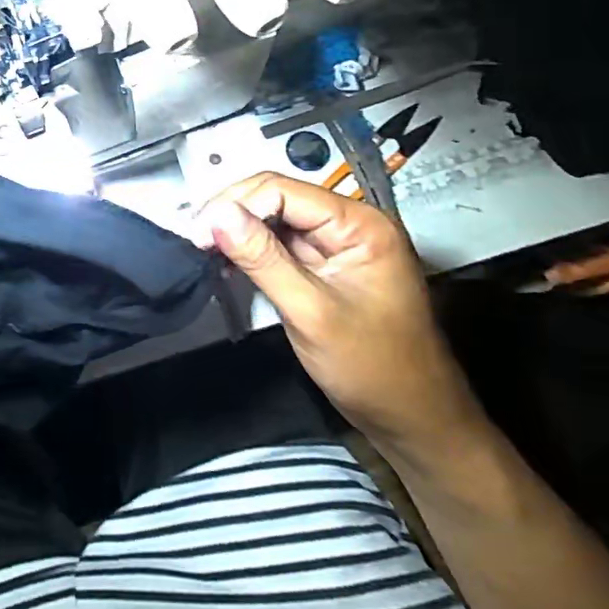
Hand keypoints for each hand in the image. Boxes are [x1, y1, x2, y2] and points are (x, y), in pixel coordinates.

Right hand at [200, 172, 485, 449]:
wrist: (412, 418)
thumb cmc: (374, 368)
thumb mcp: (311, 312)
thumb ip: (264, 259)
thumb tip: (218, 216)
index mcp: (361, 224)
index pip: (284, 190)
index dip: (236, 205)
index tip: (199, 234)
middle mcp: (351, 224)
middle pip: (279, 198)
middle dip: (235, 214)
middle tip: (196, 240)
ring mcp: (339, 245)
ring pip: (277, 220)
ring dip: (241, 232)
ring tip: (205, 250)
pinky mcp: (328, 266)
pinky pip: (284, 245)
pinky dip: (255, 251)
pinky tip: (230, 262)